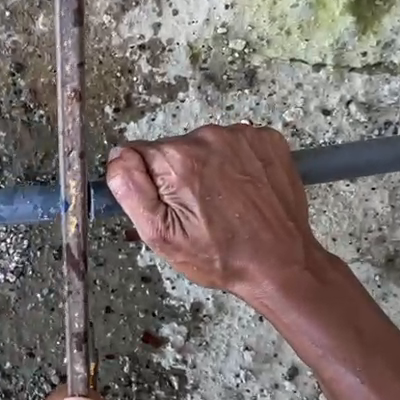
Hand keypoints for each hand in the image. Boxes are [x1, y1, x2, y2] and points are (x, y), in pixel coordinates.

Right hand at [105, 123, 333, 303]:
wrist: (281, 264)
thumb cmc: (221, 255)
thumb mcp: (159, 234)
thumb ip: (129, 188)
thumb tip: (118, 156)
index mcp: (177, 158)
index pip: (141, 154)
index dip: (150, 183)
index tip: (171, 205)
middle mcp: (209, 137)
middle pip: (174, 149)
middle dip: (179, 176)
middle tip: (199, 210)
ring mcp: (243, 136)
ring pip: (205, 146)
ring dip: (209, 169)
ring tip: (225, 203)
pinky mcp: (267, 140)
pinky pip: (237, 144)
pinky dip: (238, 163)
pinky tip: (244, 190)